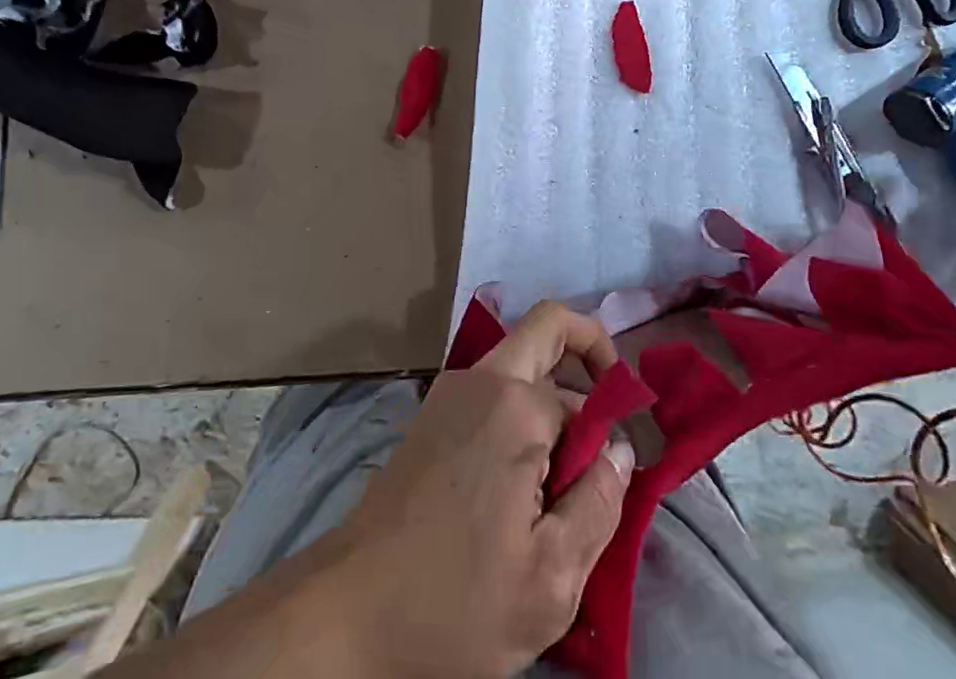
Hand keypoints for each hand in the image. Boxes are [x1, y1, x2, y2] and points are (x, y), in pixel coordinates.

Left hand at [314, 301, 633, 678]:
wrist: (334, 624)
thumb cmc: (450, 604)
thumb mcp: (552, 578)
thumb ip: (601, 503)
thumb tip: (620, 450)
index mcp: (514, 405)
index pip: (591, 394)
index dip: (613, 431)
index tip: (611, 478)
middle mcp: (480, 381)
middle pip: (550, 331)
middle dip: (590, 364)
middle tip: (601, 438)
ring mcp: (448, 397)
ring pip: (524, 367)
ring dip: (554, 404)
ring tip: (558, 485)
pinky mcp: (429, 421)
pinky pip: (494, 395)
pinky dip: (522, 420)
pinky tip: (521, 490)